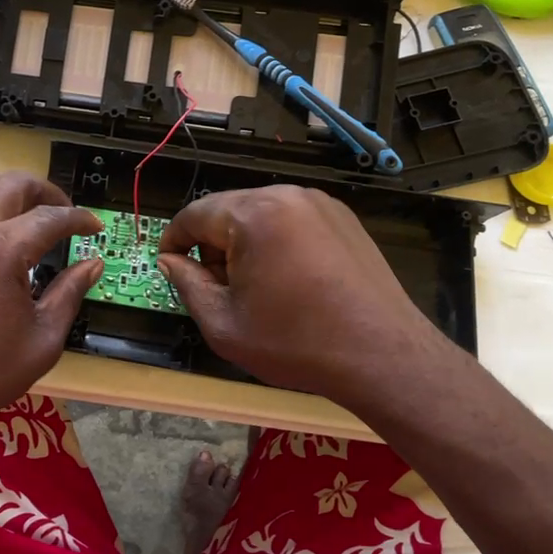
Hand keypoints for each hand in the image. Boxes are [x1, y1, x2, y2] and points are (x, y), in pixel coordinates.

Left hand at [0, 171, 104, 439]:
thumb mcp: (42, 340)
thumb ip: (70, 293)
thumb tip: (92, 264)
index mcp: (0, 251)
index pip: (50, 217)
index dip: (79, 218)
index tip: (95, 227)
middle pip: (13, 184)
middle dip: (47, 192)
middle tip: (64, 214)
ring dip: (8, 190)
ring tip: (26, 214)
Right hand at [156, 185, 460, 406]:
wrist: (384, 357)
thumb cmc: (296, 343)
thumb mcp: (224, 324)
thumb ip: (187, 285)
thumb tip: (170, 261)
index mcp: (253, 214)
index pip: (194, 214)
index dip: (174, 240)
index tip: (168, 265)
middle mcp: (286, 195)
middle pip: (228, 211)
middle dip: (213, 245)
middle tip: (216, 288)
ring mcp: (320, 204)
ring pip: (261, 215)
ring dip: (245, 244)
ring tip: (255, 289)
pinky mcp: (344, 219)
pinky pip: (292, 221)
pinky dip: (278, 243)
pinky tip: (289, 282)